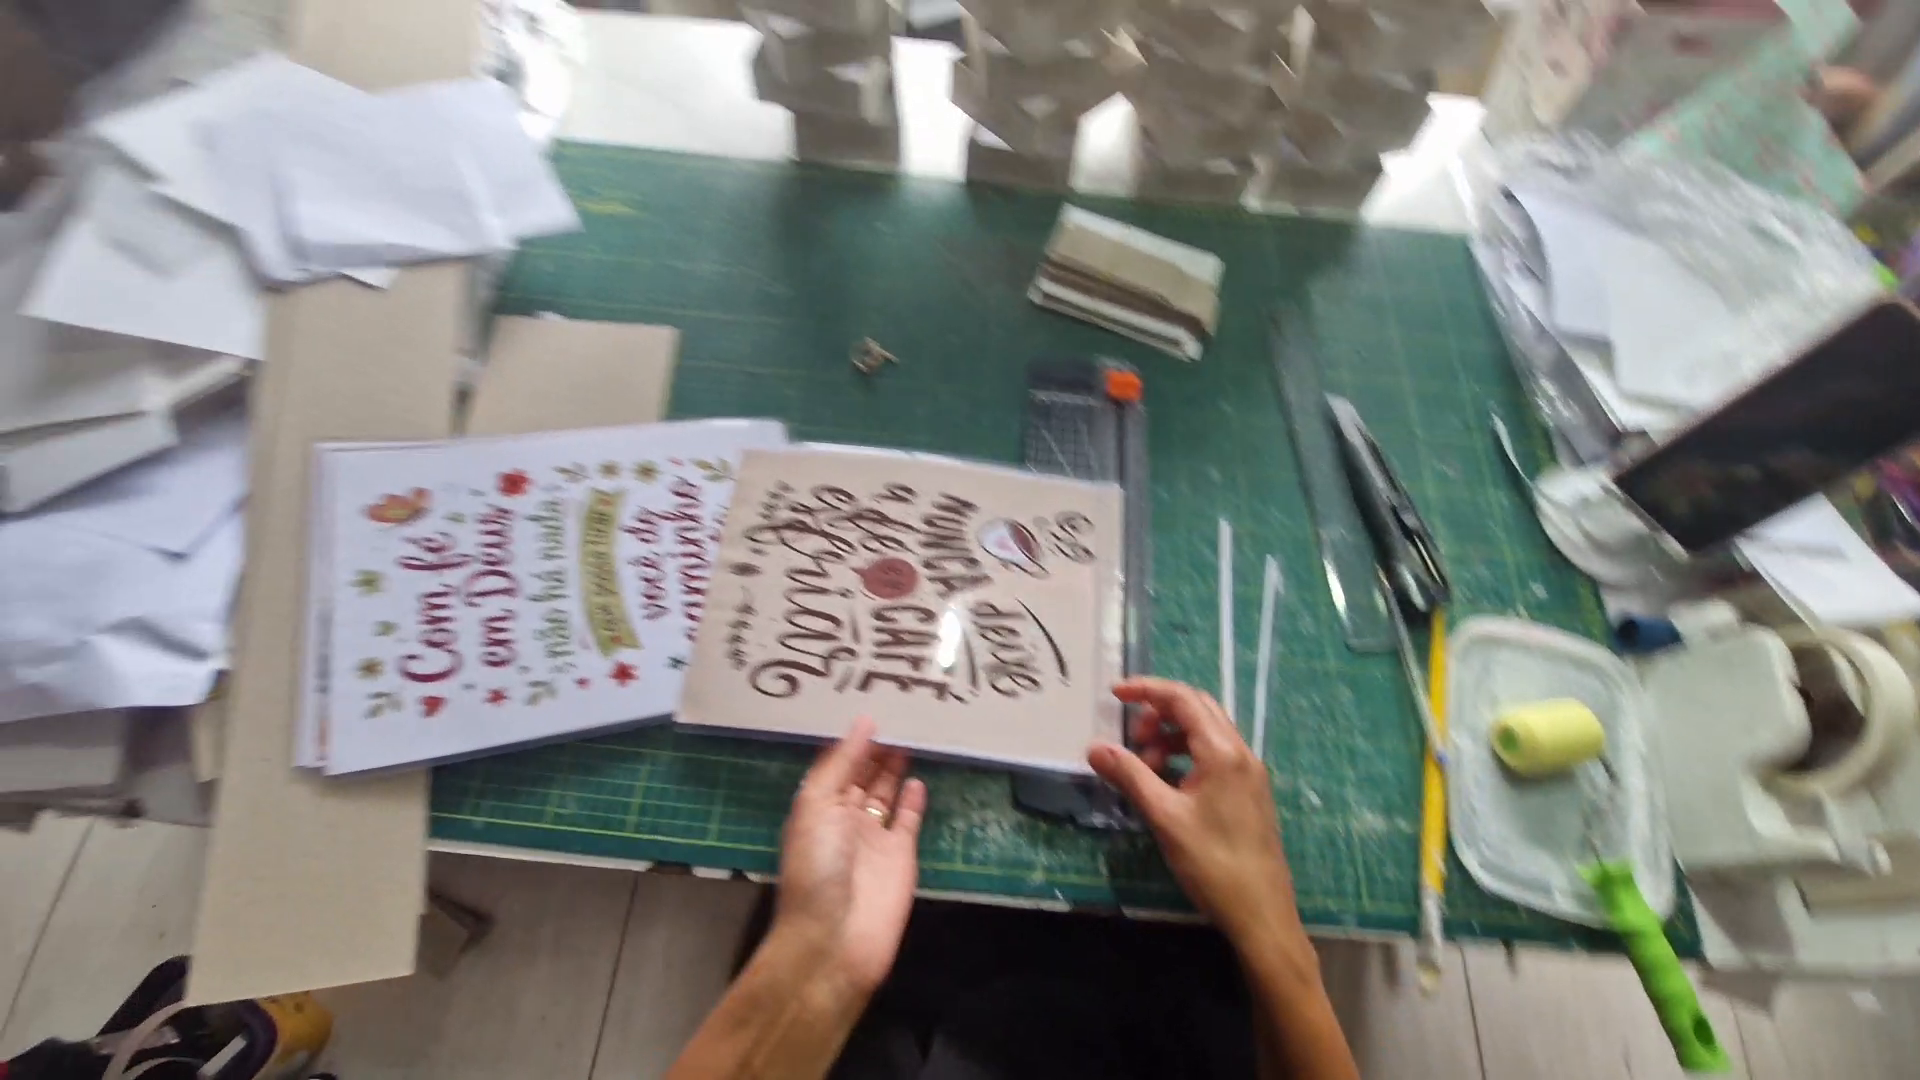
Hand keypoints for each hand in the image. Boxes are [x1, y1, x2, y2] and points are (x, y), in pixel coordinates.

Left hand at [773, 717, 926, 994]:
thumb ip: (841, 763)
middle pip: (863, 775)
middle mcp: (846, 817)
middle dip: (877, 748)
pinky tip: (919, 778)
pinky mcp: (902, 855)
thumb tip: (864, 720)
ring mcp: (875, 837)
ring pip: (887, 792)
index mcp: (820, 805)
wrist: (835, 938)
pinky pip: (909, 819)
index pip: (838, 764)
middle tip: (899, 713)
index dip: (853, 740)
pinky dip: (914, 799)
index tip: (871, 706)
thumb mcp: (816, 805)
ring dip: (895, 768)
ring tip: (912, 734)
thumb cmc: (816, 866)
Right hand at [1089, 677, 1303, 951]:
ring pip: (1206, 733)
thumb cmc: (1212, 863)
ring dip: (1171, 736)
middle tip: (1131, 735)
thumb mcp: (1164, 817)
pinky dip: (1185, 756)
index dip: (1147, 690)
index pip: (1183, 699)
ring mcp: (1248, 773)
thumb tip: (1095, 748)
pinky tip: (1165, 783)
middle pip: (1198, 709)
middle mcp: (1241, 753)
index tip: (1115, 695)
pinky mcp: (1248, 793)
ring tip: (1144, 764)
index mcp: (1223, 752)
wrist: (1262, 916)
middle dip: (1159, 712)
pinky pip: (1213, 756)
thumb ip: (1130, 776)